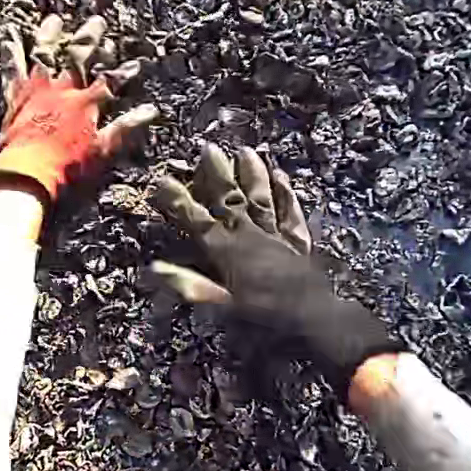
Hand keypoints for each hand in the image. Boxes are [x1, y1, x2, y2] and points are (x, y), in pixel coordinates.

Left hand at [0, 14, 158, 201]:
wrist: (27, 176)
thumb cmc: (67, 169)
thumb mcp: (103, 151)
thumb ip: (125, 127)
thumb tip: (150, 111)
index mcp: (87, 102)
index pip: (111, 80)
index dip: (124, 72)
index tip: (134, 65)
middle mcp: (63, 89)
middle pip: (79, 56)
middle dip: (91, 38)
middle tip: (98, 22)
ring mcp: (38, 90)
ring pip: (46, 53)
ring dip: (51, 34)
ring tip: (55, 20)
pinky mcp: (16, 96)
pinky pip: (12, 66)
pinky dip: (10, 48)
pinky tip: (8, 32)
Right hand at [149, 144, 402, 389]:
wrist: (317, 322)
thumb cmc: (264, 320)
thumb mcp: (220, 308)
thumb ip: (189, 285)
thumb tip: (153, 269)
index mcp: (226, 251)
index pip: (196, 220)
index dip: (177, 200)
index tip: (161, 180)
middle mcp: (249, 236)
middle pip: (229, 199)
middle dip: (216, 174)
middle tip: (207, 148)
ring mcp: (276, 236)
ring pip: (261, 198)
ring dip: (252, 175)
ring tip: (244, 150)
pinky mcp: (298, 243)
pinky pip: (290, 212)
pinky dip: (286, 194)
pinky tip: (282, 177)